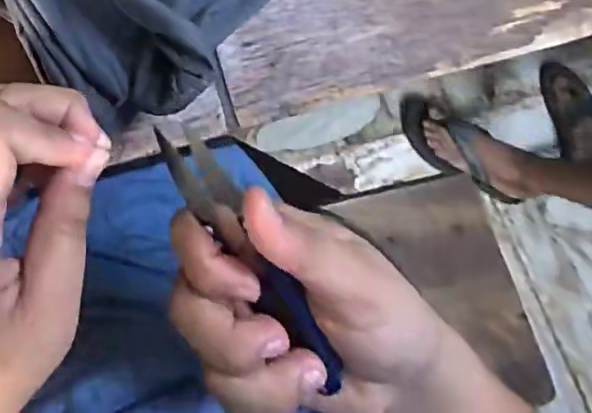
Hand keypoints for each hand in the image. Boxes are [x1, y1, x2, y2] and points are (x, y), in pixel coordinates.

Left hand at [0, 84, 111, 412]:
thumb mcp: (45, 315)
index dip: (54, 127)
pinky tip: (44, 167)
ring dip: (36, 117)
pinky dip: (16, 134)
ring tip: (77, 152)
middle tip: (95, 144)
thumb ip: (67, 225)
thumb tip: (89, 154)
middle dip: (52, 109)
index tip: (95, 157)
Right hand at [169, 188, 528, 412]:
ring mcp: (238, 322)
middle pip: (184, 294)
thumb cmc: (387, 312)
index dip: (201, 258)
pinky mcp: (244, 369)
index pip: (192, 226)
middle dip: (226, 332)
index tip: (248, 284)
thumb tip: (250, 197)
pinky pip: (222, 385)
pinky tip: (305, 384)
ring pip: (200, 346)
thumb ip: (300, 245)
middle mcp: (237, 272)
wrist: (407, 386)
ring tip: (308, 370)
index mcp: (258, 235)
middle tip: (276, 338)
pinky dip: (267, 395)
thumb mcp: (353, 277)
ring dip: (252, 372)